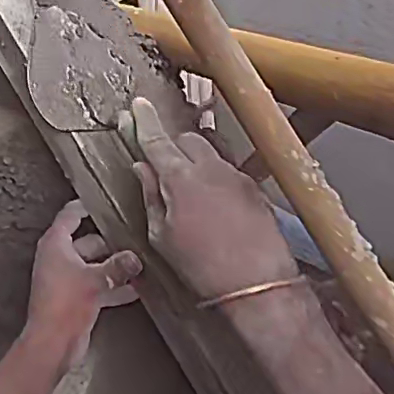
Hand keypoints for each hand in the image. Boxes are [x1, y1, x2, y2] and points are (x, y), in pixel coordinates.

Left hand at [26, 201, 141, 365]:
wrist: (53, 342)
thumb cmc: (66, 303)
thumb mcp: (96, 279)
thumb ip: (118, 267)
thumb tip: (136, 259)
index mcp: (55, 245)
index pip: (69, 216)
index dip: (84, 207)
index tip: (103, 202)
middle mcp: (58, 259)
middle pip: (87, 242)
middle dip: (110, 242)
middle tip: (135, 238)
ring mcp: (66, 279)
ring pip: (94, 265)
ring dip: (114, 267)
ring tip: (141, 263)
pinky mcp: (75, 298)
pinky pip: (98, 285)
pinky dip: (114, 287)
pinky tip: (138, 290)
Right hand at [129, 97, 299, 300]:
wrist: (257, 286)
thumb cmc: (201, 266)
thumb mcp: (160, 234)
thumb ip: (150, 194)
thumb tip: (143, 168)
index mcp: (180, 178)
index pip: (156, 140)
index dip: (143, 122)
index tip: (136, 108)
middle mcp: (211, 168)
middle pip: (186, 140)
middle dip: (171, 147)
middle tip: (161, 170)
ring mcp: (237, 176)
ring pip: (209, 154)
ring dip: (194, 163)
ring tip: (190, 197)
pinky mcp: (254, 189)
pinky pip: (227, 172)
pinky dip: (214, 180)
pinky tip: (212, 208)